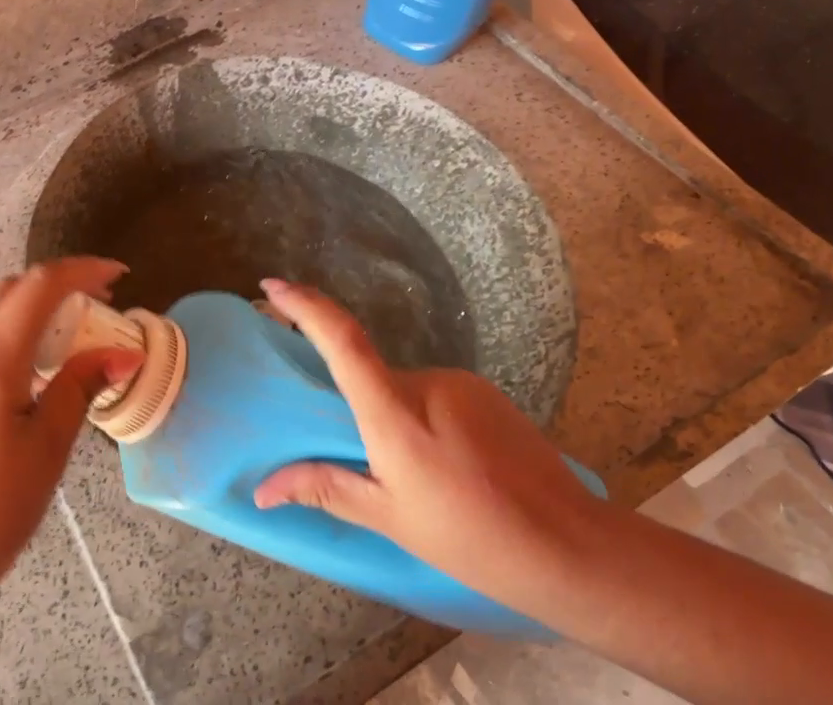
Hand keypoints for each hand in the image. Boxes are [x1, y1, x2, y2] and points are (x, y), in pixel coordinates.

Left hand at [0, 258, 142, 653]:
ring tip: (80, 335)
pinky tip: (42, 368)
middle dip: (60, 284)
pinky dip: (19, 334)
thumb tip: (121, 354)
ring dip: (37, 309)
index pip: (40, 285)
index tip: (122, 275)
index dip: (83, 269)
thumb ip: (81, 387)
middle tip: (104, 304)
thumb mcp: (49, 445)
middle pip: (13, 290)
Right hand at [252, 279, 608, 609]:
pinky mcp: (488, 394)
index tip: (272, 287)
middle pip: (369, 372)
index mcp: (394, 412)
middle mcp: (426, 383)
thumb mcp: (388, 517)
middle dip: (355, 403)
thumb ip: (324, 489)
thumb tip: (261, 490)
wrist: (571, 545)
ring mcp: (462, 384)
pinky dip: (424, 419)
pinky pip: (436, 395)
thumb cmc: (470, 537)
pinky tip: (445, 463)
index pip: (341, 340)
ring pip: (404, 388)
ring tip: (415, 473)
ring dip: (393, 415)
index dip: (305, 306)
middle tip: (362, 455)